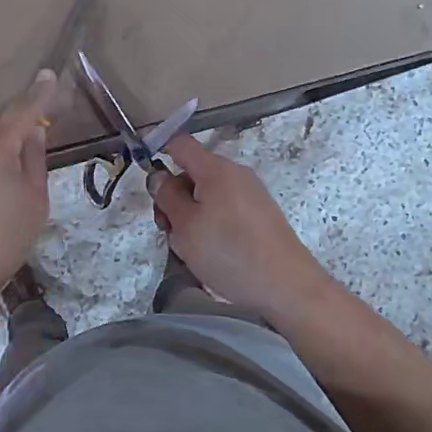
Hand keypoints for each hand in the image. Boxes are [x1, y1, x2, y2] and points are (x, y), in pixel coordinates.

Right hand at [147, 134, 332, 316]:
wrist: (288, 288)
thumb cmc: (229, 252)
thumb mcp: (186, 226)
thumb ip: (167, 197)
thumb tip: (159, 176)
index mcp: (216, 169)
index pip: (180, 143)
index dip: (157, 148)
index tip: (143, 172)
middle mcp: (236, 174)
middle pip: (192, 174)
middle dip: (173, 197)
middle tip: (167, 230)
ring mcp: (251, 195)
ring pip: (206, 196)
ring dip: (190, 217)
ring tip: (190, 250)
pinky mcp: (260, 216)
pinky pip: (224, 211)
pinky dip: (210, 226)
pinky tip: (211, 255)